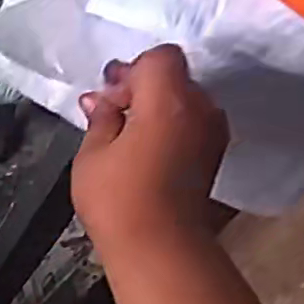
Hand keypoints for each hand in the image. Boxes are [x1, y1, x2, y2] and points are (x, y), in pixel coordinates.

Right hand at [68, 45, 228, 242]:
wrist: (157, 245)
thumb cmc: (116, 200)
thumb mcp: (91, 157)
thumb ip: (99, 120)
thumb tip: (100, 100)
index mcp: (169, 100)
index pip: (158, 58)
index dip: (128, 72)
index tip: (104, 99)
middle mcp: (200, 106)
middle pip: (172, 78)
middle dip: (139, 90)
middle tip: (107, 118)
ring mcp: (212, 130)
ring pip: (182, 102)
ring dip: (153, 111)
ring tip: (123, 140)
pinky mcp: (212, 153)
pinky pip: (190, 124)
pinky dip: (167, 129)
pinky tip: (142, 155)